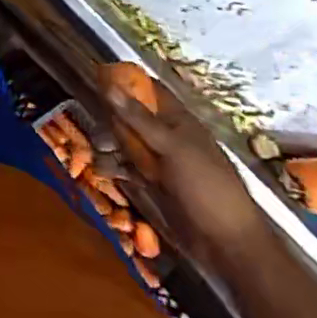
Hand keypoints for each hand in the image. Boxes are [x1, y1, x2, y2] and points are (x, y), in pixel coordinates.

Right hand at [107, 83, 267, 257]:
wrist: (227, 243)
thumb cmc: (206, 187)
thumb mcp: (172, 148)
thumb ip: (138, 119)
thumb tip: (108, 86)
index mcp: (180, 122)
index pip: (151, 91)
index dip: (127, 81)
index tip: (97, 74)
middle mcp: (169, 137)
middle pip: (134, 116)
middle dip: (111, 115)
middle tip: (89, 115)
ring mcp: (162, 161)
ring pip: (128, 143)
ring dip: (110, 144)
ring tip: (96, 150)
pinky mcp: (155, 183)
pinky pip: (128, 168)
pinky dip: (113, 167)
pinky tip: (101, 171)